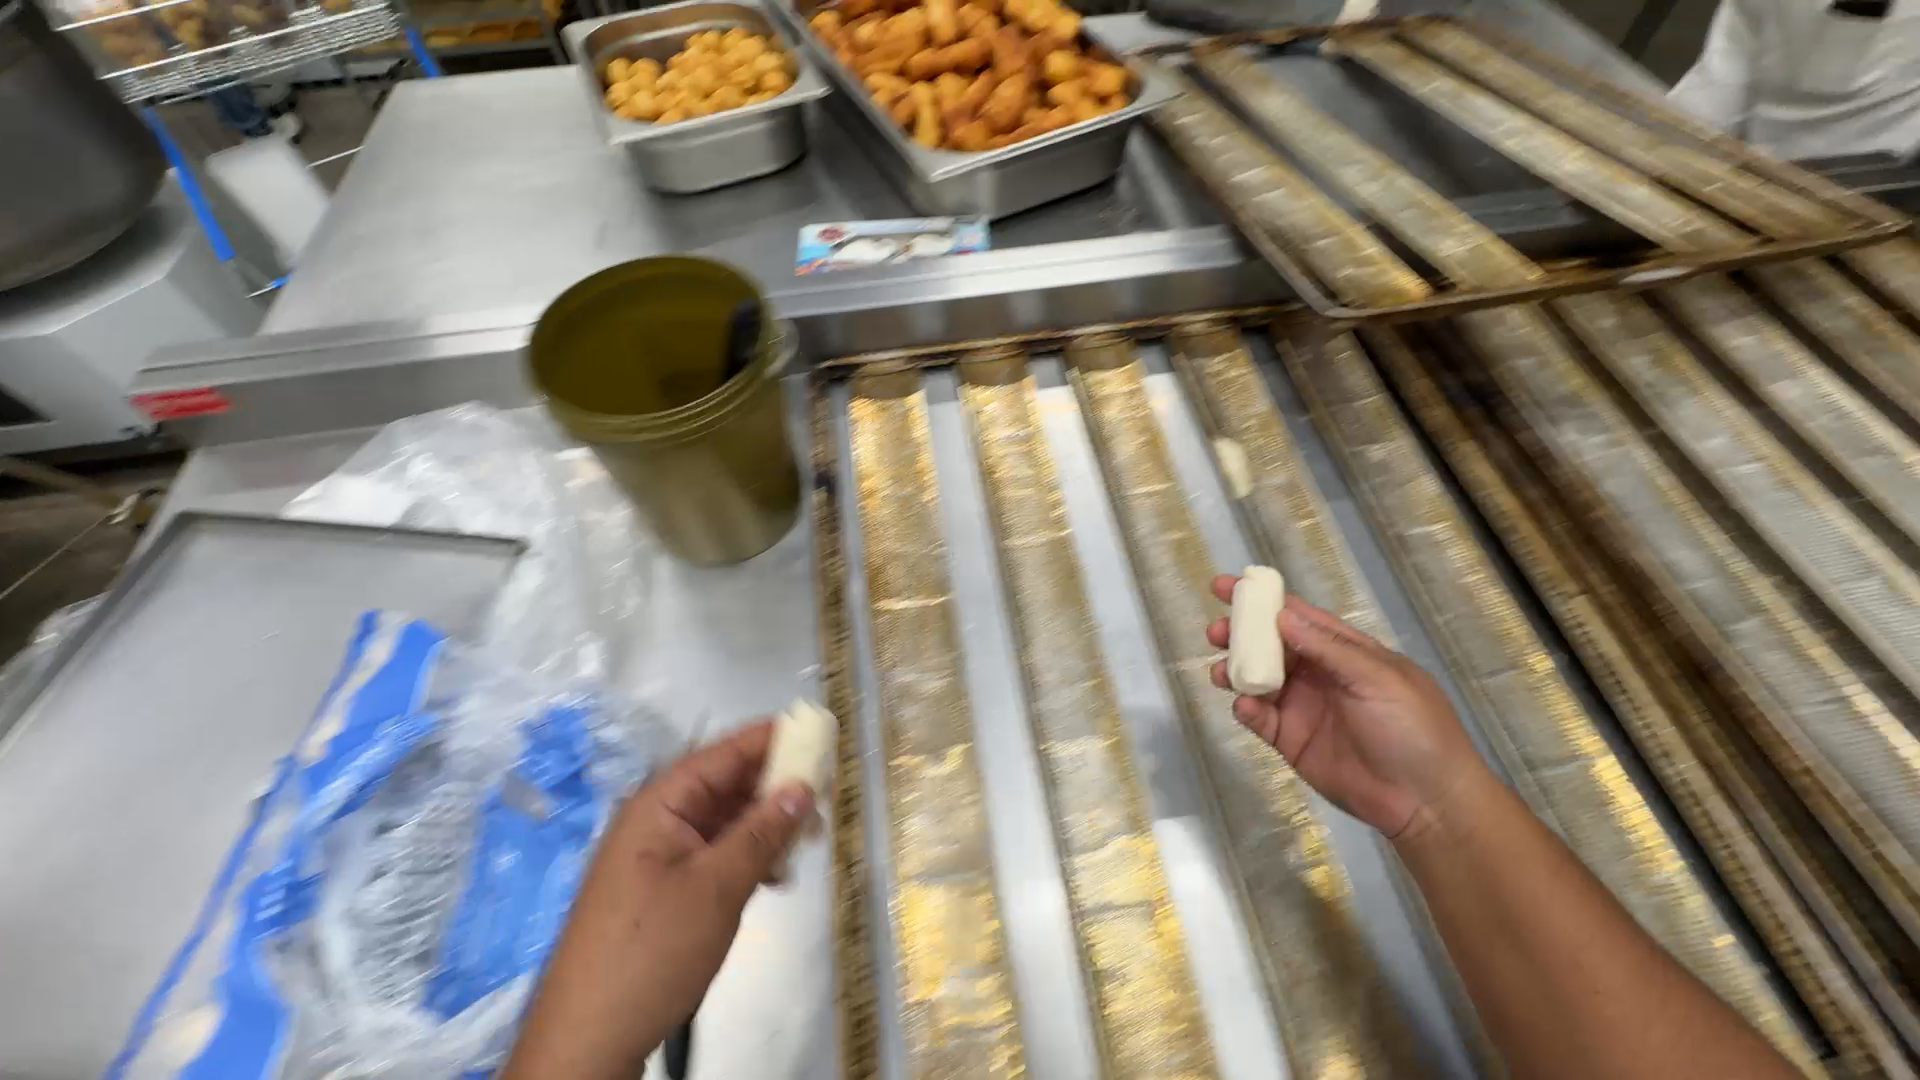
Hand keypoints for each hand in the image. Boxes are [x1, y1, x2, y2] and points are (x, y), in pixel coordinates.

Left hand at [500, 720, 814, 1079]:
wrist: (589, 1040)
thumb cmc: (653, 950)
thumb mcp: (718, 887)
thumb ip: (762, 831)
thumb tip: (802, 785)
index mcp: (659, 806)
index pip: (721, 754)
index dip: (768, 738)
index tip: (814, 729)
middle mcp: (657, 822)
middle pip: (724, 787)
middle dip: (774, 788)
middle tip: (824, 797)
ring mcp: (658, 858)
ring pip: (723, 823)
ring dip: (766, 828)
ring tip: (808, 842)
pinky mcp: (663, 891)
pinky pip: (713, 856)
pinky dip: (747, 859)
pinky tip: (775, 878)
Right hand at [1206, 576, 1488, 842]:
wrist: (1426, 802)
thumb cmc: (1413, 729)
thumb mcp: (1379, 679)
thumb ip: (1328, 648)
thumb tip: (1281, 615)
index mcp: (1345, 652)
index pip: (1298, 617)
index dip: (1262, 600)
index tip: (1226, 586)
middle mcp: (1319, 674)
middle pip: (1270, 645)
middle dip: (1239, 634)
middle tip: (1215, 632)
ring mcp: (1302, 708)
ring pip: (1258, 679)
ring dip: (1236, 670)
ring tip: (1219, 672)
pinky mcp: (1290, 741)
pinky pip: (1259, 718)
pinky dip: (1246, 708)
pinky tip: (1245, 707)